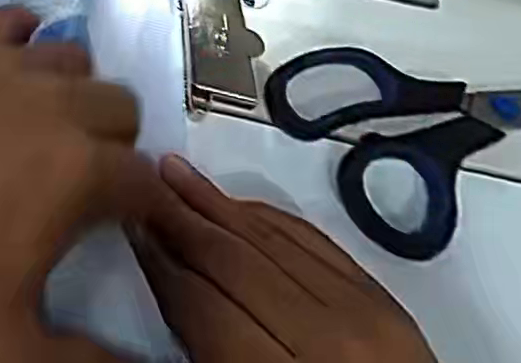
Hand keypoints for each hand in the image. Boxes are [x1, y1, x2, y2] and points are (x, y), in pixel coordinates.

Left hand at [0, 6, 158, 361]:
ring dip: (77, 90)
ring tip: (46, 125)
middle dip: (116, 141)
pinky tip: (8, 68)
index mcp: (81, 169)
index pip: (144, 179)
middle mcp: (61, 103)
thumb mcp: (0, 348)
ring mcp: (14, 64)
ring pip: (78, 59)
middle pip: (123, 105)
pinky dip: (22, 39)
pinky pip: (14, 20)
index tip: (121, 224)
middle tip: (79, 177)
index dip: (141, 204)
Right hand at [130, 155, 436, 362]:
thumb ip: (215, 354)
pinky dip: (269, 216)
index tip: (136, 230)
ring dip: (219, 203)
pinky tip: (239, 203)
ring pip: (272, 238)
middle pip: (236, 262)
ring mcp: (364, 313)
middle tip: (147, 188)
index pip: (207, 309)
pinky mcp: (385, 298)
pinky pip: (314, 239)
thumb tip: (174, 286)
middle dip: (184, 220)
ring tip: (179, 175)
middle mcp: (330, 341)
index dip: (165, 267)